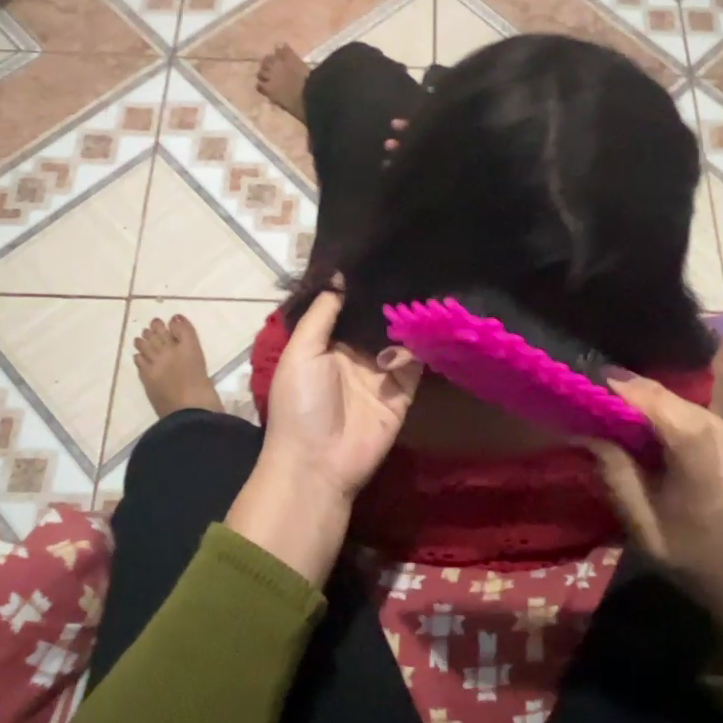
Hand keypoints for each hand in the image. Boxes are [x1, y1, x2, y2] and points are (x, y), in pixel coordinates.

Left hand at [226, 283, 422, 583]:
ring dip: (408, 322)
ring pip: (401, 338)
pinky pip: (417, 364)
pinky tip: (421, 333)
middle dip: (391, 302)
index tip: (380, 259)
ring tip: (421, 298)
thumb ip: (321, 314)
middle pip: (378, 321)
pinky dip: (420, 348)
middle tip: (412, 270)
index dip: (361, 288)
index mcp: (327, 344)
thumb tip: (338, 277)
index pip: (349, 309)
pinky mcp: (403, 393)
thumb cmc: (300, 404)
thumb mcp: (300, 352)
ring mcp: (380, 374)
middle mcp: (355, 355)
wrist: (318, 462)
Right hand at [582, 372, 722, 663]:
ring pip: (694, 410)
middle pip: (680, 407)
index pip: (673, 415)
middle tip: (602, 405)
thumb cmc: (705, 568)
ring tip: (632, 426)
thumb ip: (619, 478)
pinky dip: (683, 424)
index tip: (598, 379)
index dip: (635, 392)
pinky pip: (710, 421)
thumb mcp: (649, 533)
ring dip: (662, 412)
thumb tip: (590, 431)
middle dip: (639, 399)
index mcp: (709, 476)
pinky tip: (669, 444)